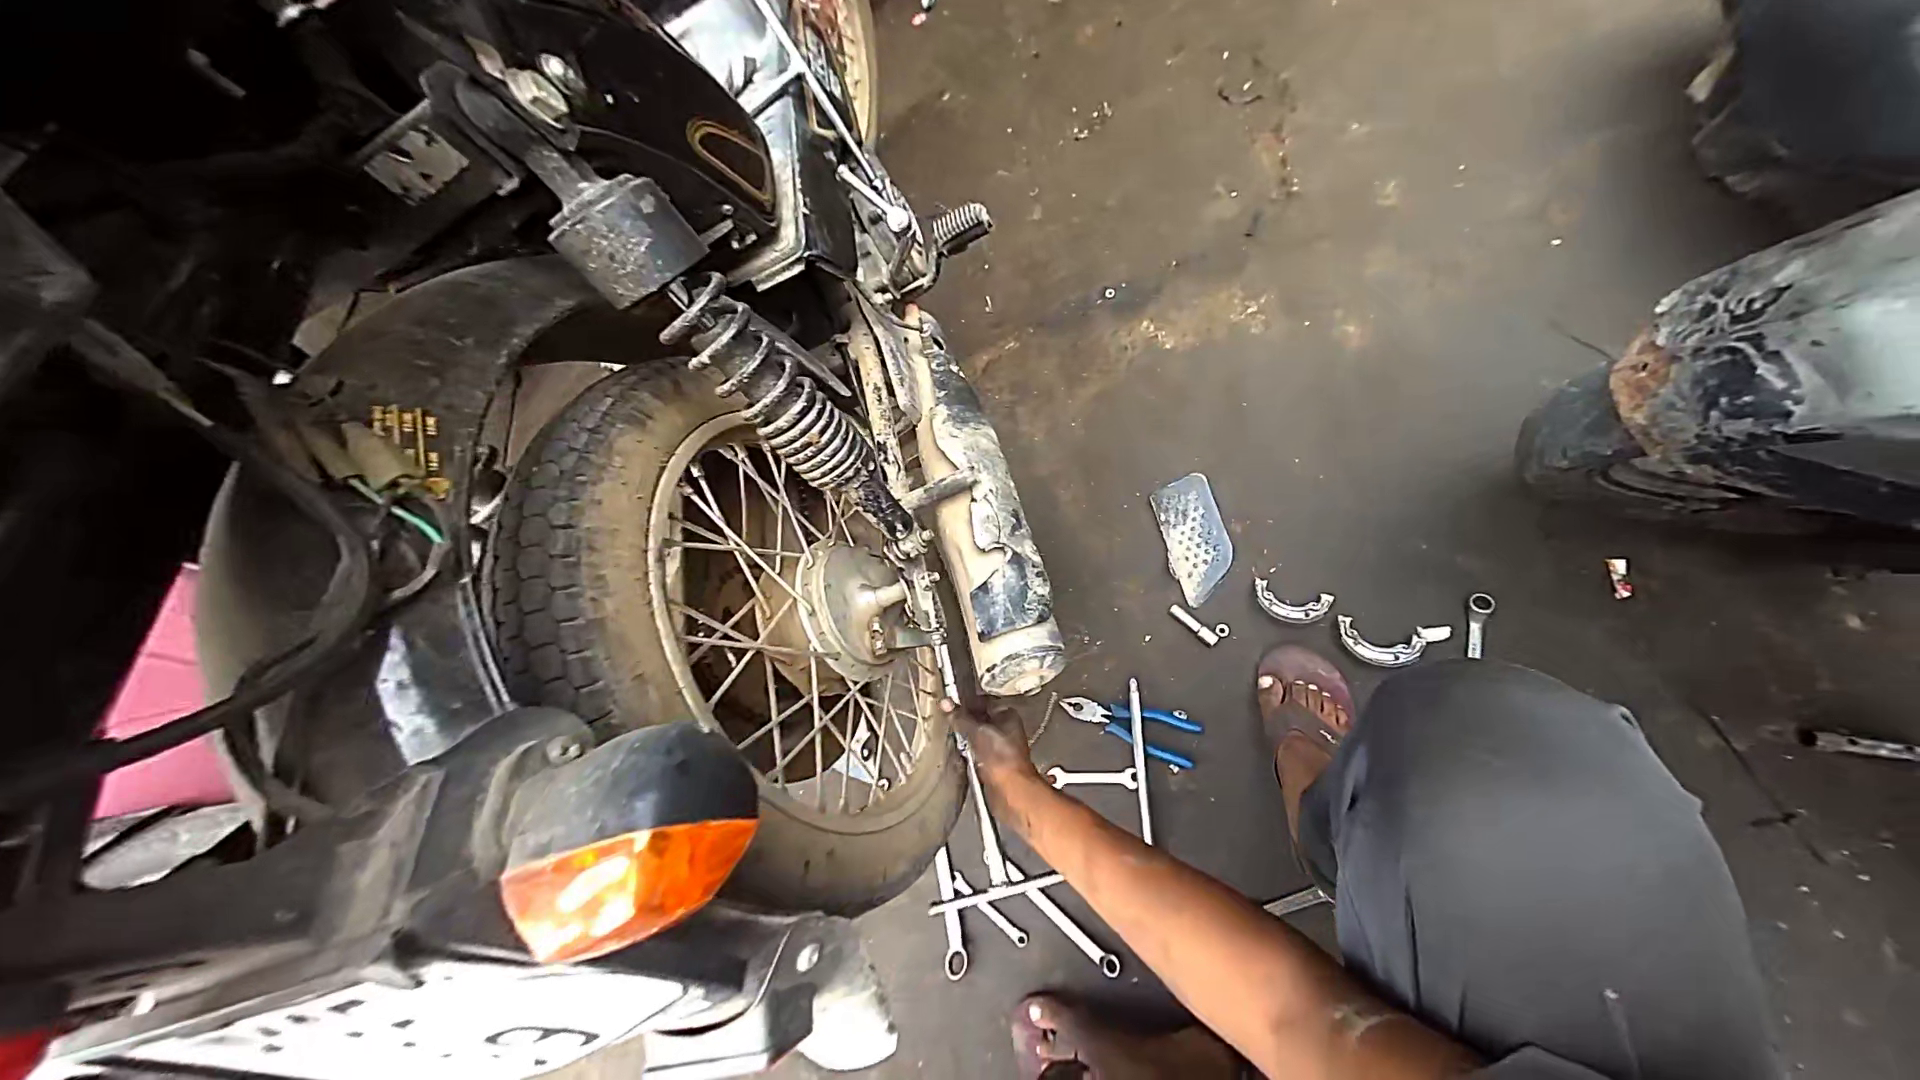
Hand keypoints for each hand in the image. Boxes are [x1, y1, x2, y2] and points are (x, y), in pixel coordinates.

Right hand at [940, 698, 1037, 784]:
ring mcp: (999, 747)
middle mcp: (1005, 729)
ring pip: (976, 736)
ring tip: (950, 735)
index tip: (950, 703)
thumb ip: (960, 717)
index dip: (966, 702)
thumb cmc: (1001, 757)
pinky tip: (957, 752)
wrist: (1010, 790)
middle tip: (947, 718)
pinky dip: (966, 751)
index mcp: (1007, 715)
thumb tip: (946, 703)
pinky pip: (975, 751)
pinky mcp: (992, 763)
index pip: (983, 701)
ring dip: (964, 737)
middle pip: (979, 719)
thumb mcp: (977, 731)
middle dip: (964, 720)